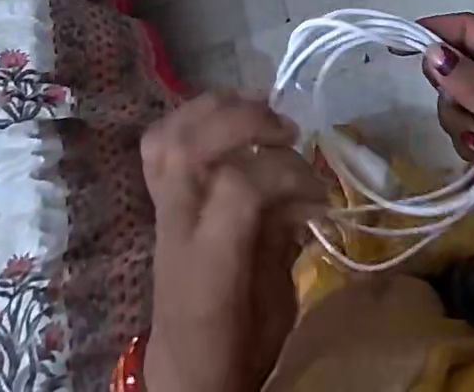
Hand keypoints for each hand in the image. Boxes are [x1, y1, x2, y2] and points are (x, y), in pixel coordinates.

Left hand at [141, 92, 327, 391]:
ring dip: (216, 108)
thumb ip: (284, 236)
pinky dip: (192, 117)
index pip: (236, 187)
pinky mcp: (157, 199)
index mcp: (207, 264)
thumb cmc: (242, 343)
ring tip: (257, 107)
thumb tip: (304, 189)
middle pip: (190, 147)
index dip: (282, 171)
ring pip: (168, 135)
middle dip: (245, 122)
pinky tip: (225, 115)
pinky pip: (160, 141)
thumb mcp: (278, 301)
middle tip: (286, 129)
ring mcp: (160, 208)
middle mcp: (175, 226)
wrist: (186, 371)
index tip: (316, 187)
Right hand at [420, 13, 473, 287]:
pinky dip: (468, 143)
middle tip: (468, 122)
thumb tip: (430, 50)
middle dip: (452, 92)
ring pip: (460, 99)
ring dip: (461, 123)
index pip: (473, 29)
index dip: (437, 31)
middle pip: (461, 64)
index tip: (399, 46)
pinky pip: (470, 127)